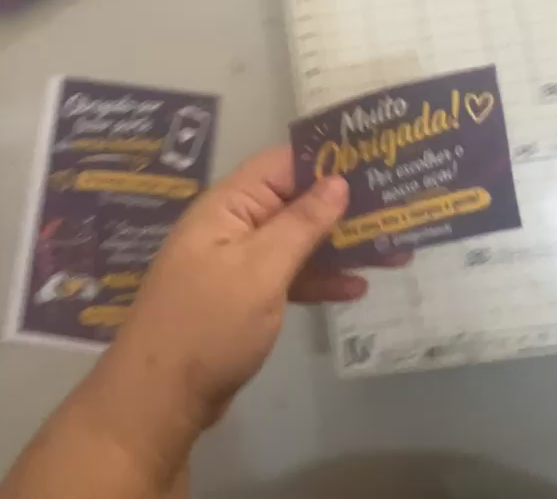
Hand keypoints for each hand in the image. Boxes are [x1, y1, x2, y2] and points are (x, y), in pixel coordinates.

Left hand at [97, 147, 377, 428]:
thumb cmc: (209, 323)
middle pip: (296, 201)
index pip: (284, 163)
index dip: (327, 158)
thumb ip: (301, 223)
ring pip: (299, 239)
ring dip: (341, 244)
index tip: (374, 158)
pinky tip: (358, 287)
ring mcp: (241, 260)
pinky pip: (292, 273)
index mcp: (231, 204)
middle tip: (395, 204)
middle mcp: (236, 223)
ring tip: (393, 246)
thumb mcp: (261, 269)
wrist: (161, 399)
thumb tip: (338, 181)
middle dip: (343, 204)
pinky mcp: (248, 295)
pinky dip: (322, 278)